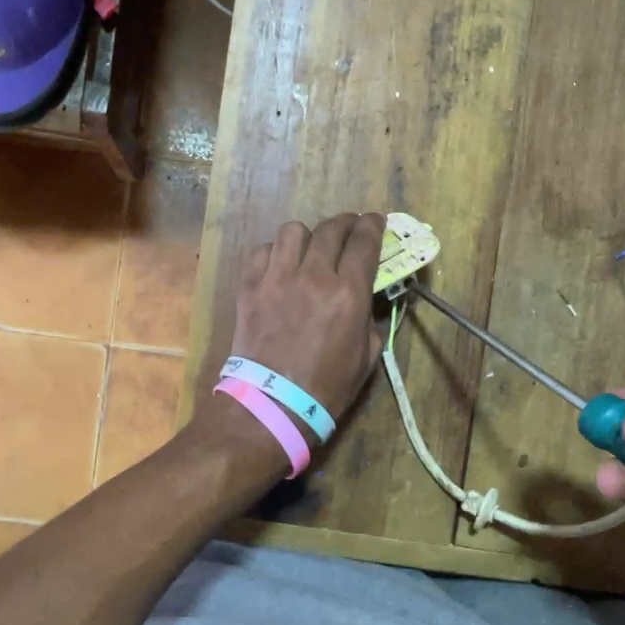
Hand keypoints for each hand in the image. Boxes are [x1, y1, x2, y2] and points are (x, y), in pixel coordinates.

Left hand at [227, 214, 386, 426]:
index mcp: (349, 293)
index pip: (364, 242)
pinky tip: (279, 265)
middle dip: (345, 223)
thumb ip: (369, 320)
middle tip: (349, 228)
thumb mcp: (366, 358)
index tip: (375, 220)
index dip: (373, 225)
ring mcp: (277, 278)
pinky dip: (275, 252)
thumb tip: (365, 300)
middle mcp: (314, 276)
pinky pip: (262, 251)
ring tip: (310, 248)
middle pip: (331, 229)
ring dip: (308, 236)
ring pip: (294, 231)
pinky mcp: (249, 287)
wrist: (272, 404)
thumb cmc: (326, 388)